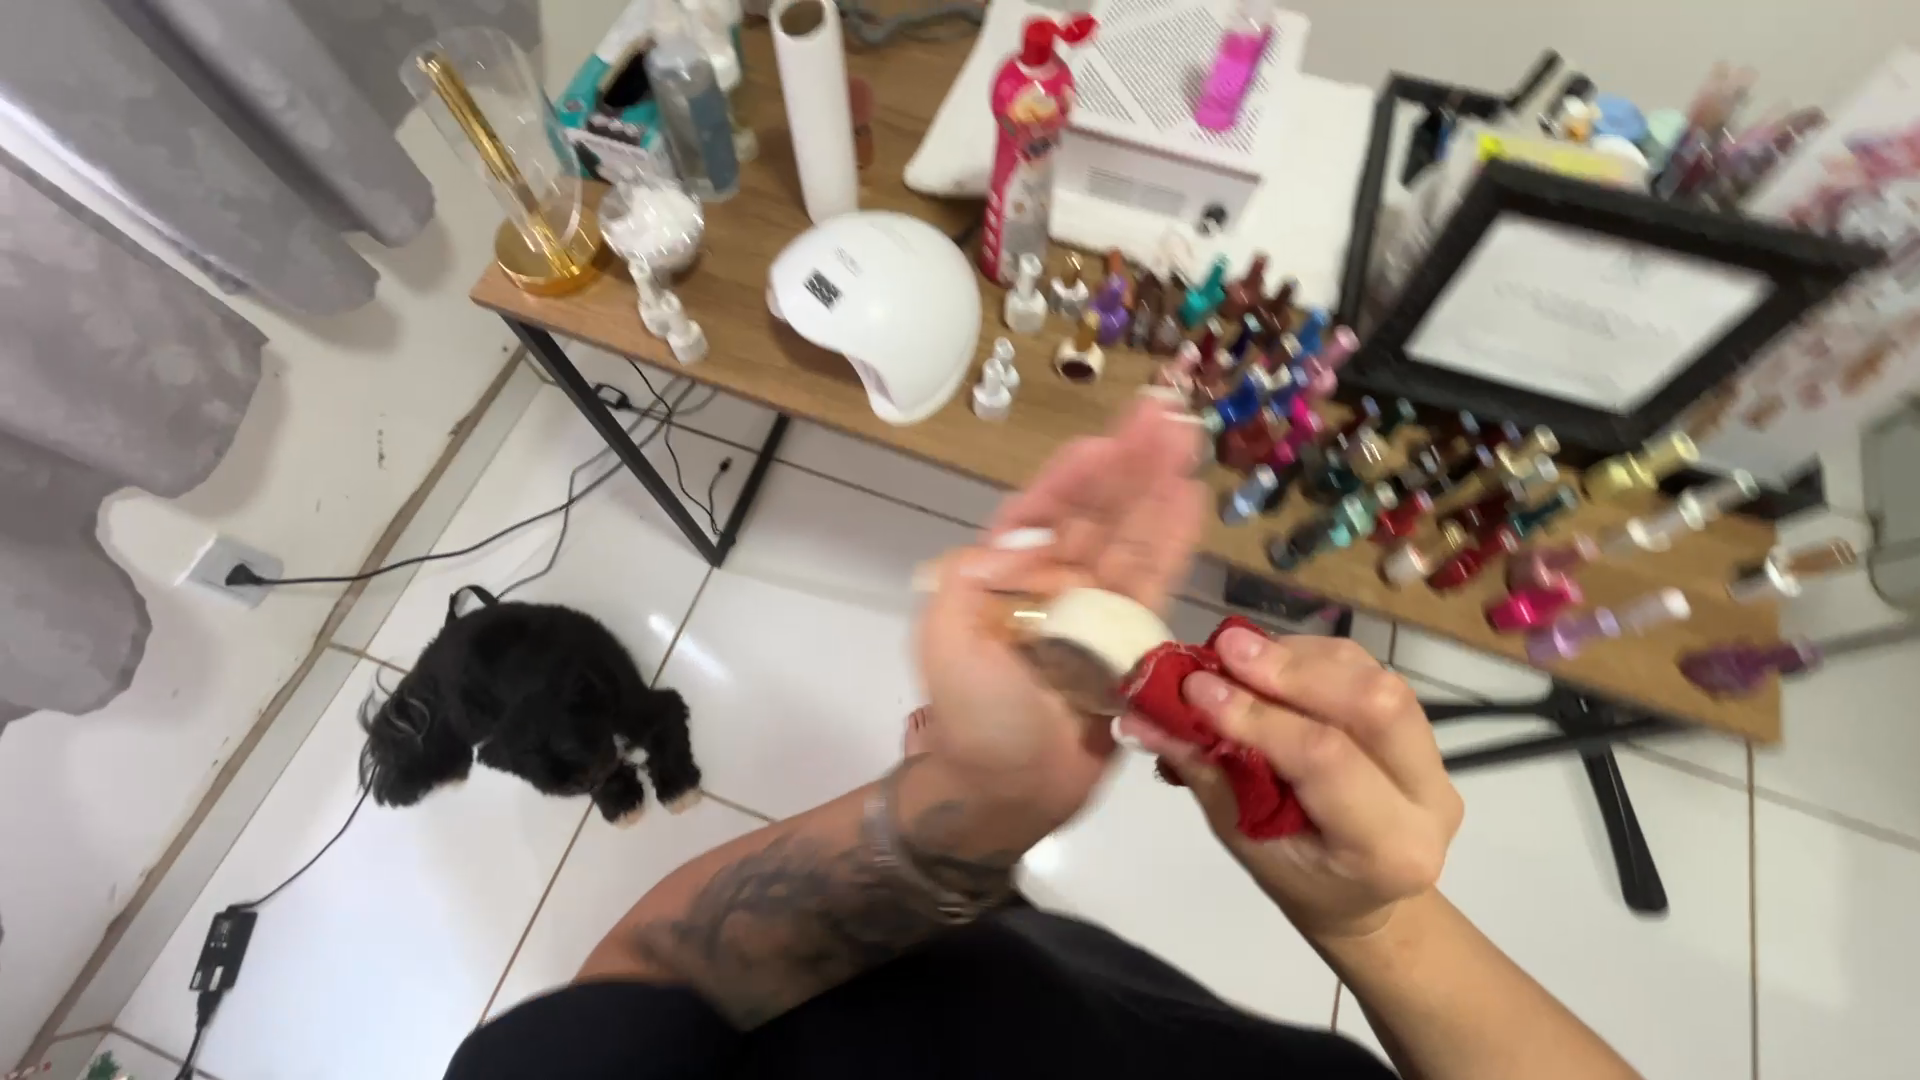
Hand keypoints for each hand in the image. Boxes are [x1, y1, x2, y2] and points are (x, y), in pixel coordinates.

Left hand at [915, 400, 1206, 828]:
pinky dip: (1170, 545)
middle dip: (1126, 466)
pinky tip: (1188, 504)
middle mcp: (1053, 583)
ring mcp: (1094, 609)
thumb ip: (969, 576)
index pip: (1042, 512)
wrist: (1009, 789)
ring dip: (1155, 491)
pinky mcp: (1131, 639)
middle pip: (1095, 514)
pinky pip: (1152, 585)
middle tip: (1163, 415)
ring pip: (1129, 539)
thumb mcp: (943, 637)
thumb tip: (1028, 537)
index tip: (1103, 439)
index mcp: (1004, 576)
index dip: (1073, 476)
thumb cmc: (971, 716)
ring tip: (1183, 442)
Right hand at [1123, 631, 1463, 941]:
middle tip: (1225, 646)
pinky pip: (1369, 670)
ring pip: (1376, 677)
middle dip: (1293, 669)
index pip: (1326, 760)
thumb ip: (1201, 770)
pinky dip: (1311, 655)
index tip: (1194, 686)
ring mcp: (1436, 757)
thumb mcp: (1241, 837)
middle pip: (1375, 705)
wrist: (1361, 891)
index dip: (1258, 716)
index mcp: (1390, 848)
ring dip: (1299, 656)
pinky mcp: (1421, 726)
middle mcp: (1431, 799)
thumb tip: (1138, 718)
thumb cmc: (1296, 875)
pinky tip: (1269, 657)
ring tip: (1238, 650)